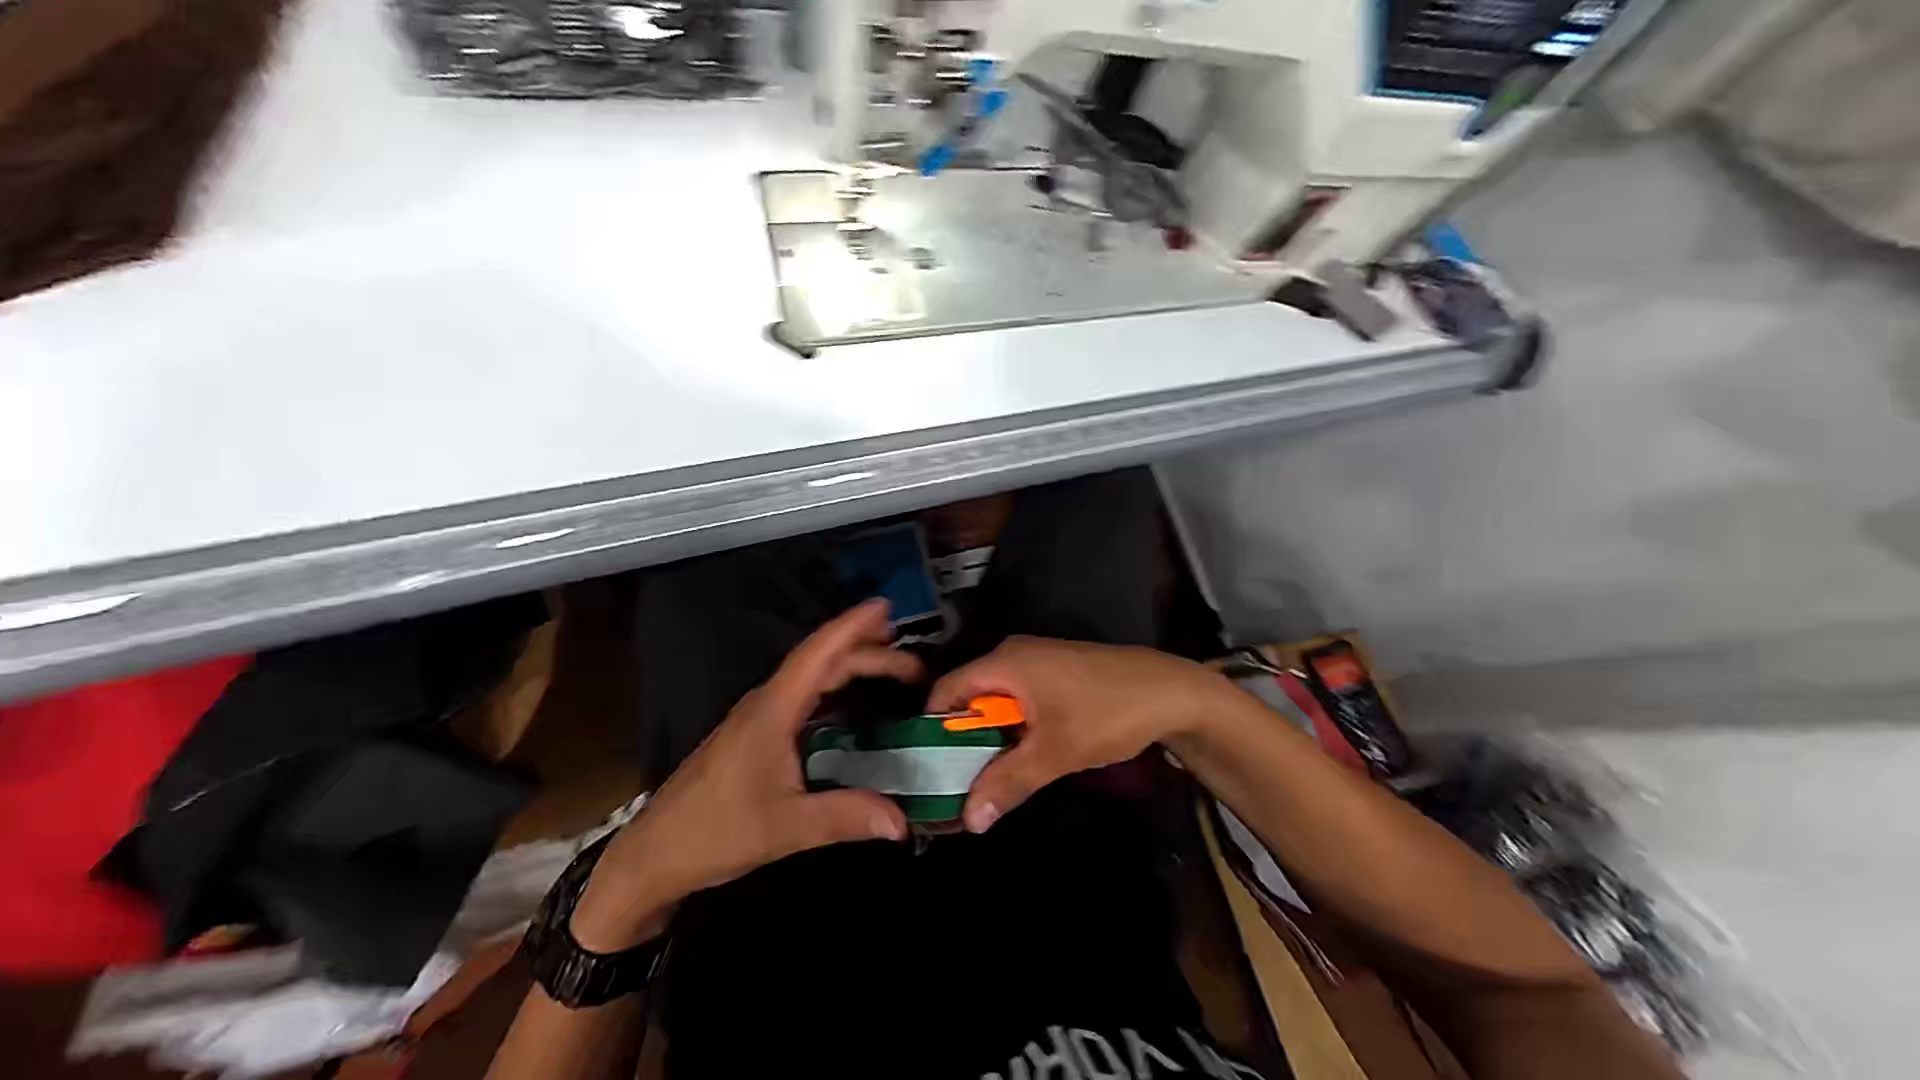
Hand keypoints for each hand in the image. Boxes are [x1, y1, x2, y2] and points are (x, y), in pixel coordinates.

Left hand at [572, 599, 919, 949]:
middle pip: (820, 663)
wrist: (656, 854)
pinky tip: (854, 706)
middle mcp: (765, 704)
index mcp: (771, 712)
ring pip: (811, 678)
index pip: (816, 656)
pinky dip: (835, 690)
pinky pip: (804, 697)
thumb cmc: (714, 833)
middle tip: (914, 665)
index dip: (851, 627)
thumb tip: (902, 821)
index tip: (884, 607)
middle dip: (868, 654)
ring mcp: (759, 717)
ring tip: (892, 670)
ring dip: (851, 667)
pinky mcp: (757, 734)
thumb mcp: (784, 828)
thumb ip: (844, 818)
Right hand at [925, 637, 1226, 833]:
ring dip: (989, 737)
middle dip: (960, 740)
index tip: (928, 770)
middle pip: (968, 696)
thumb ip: (1007, 783)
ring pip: (995, 700)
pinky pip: (1018, 698)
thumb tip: (968, 820)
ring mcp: (1036, 661)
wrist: (1173, 692)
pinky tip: (1020, 755)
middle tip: (955, 782)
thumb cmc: (1107, 714)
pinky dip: (1012, 726)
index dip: (931, 729)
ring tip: (985, 777)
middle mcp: (1013, 655)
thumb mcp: (1055, 753)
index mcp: (1004, 663)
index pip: (945, 690)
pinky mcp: (1055, 672)